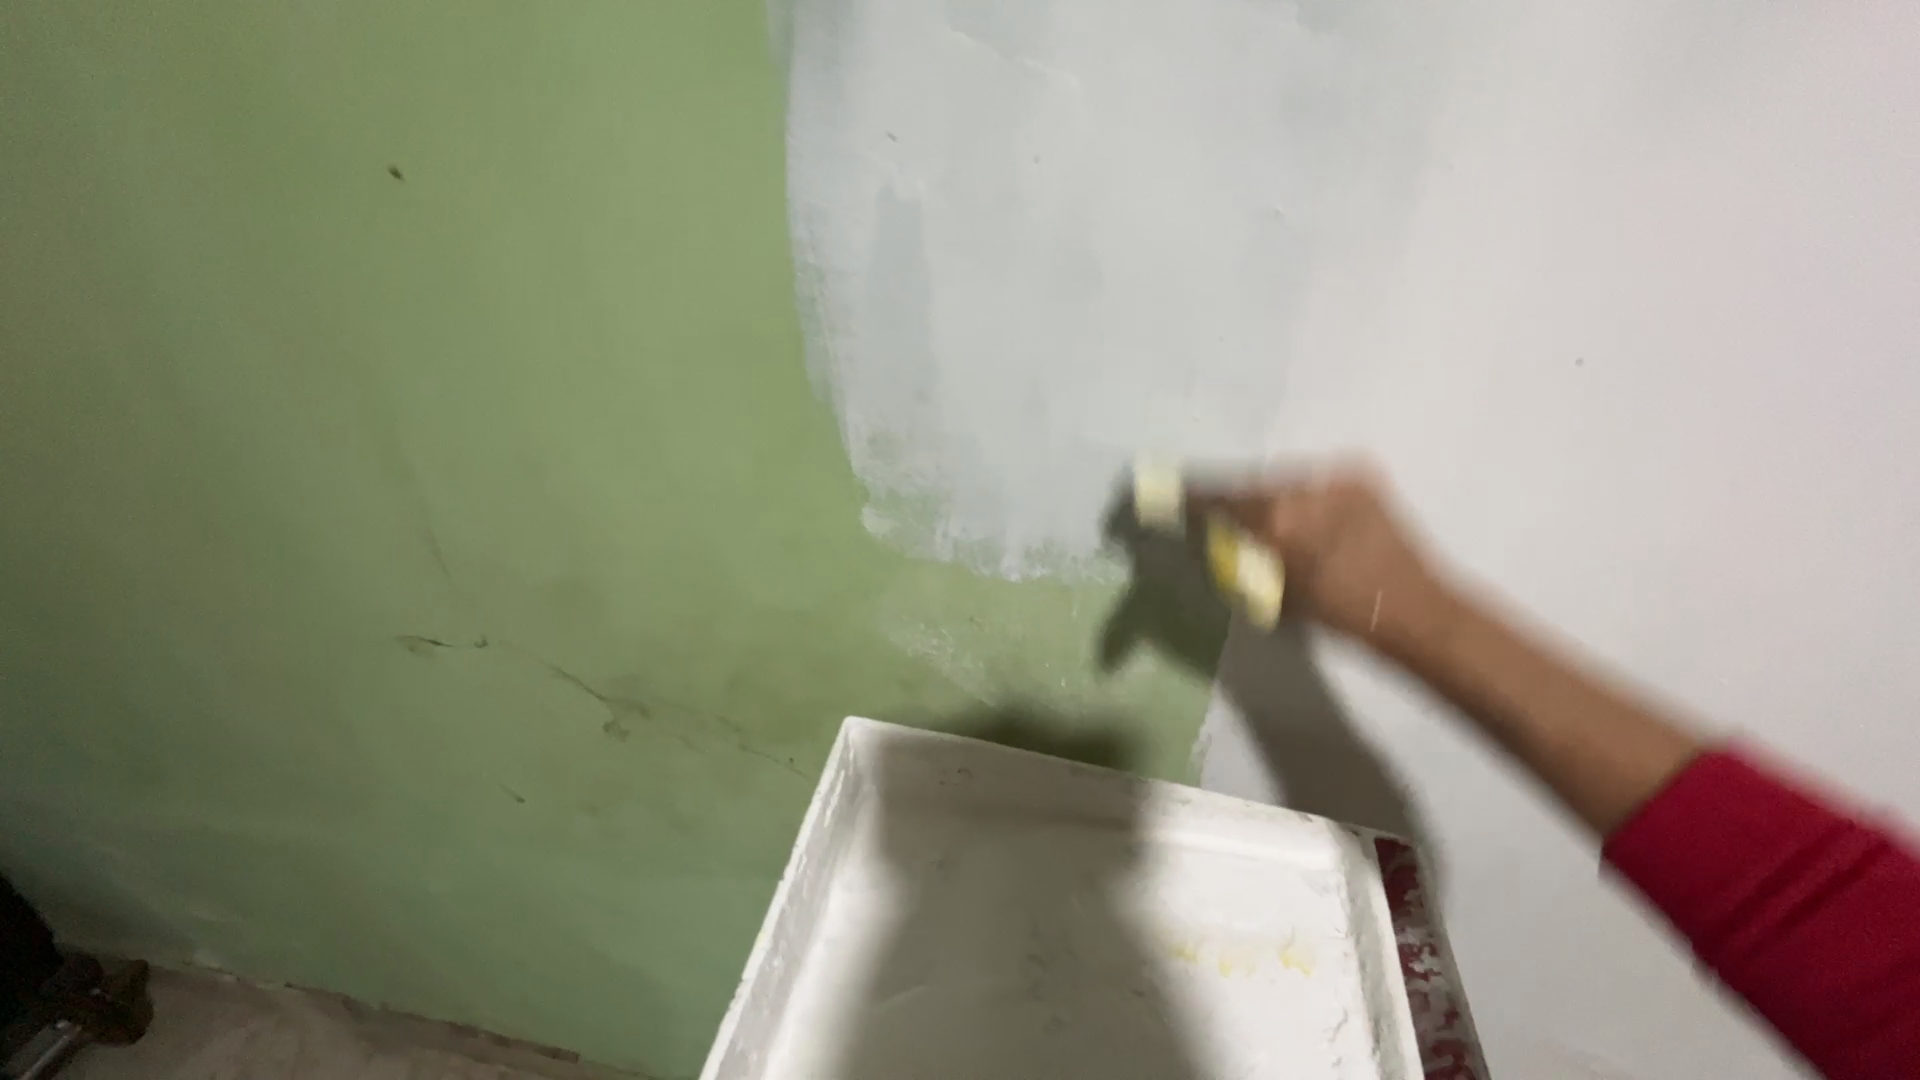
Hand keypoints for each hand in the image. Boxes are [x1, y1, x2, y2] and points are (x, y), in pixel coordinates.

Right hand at [1194, 462, 1453, 650]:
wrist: (1417, 611)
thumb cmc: (1341, 616)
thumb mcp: (1277, 595)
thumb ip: (1244, 561)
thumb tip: (1216, 541)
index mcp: (1281, 521)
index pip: (1225, 498)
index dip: (1197, 496)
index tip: (1176, 494)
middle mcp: (1305, 489)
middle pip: (1253, 486)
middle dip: (1232, 497)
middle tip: (1213, 508)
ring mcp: (1337, 479)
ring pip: (1283, 483)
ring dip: (1266, 497)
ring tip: (1257, 515)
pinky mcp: (1360, 480)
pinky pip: (1311, 483)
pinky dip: (1297, 497)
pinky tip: (1296, 514)